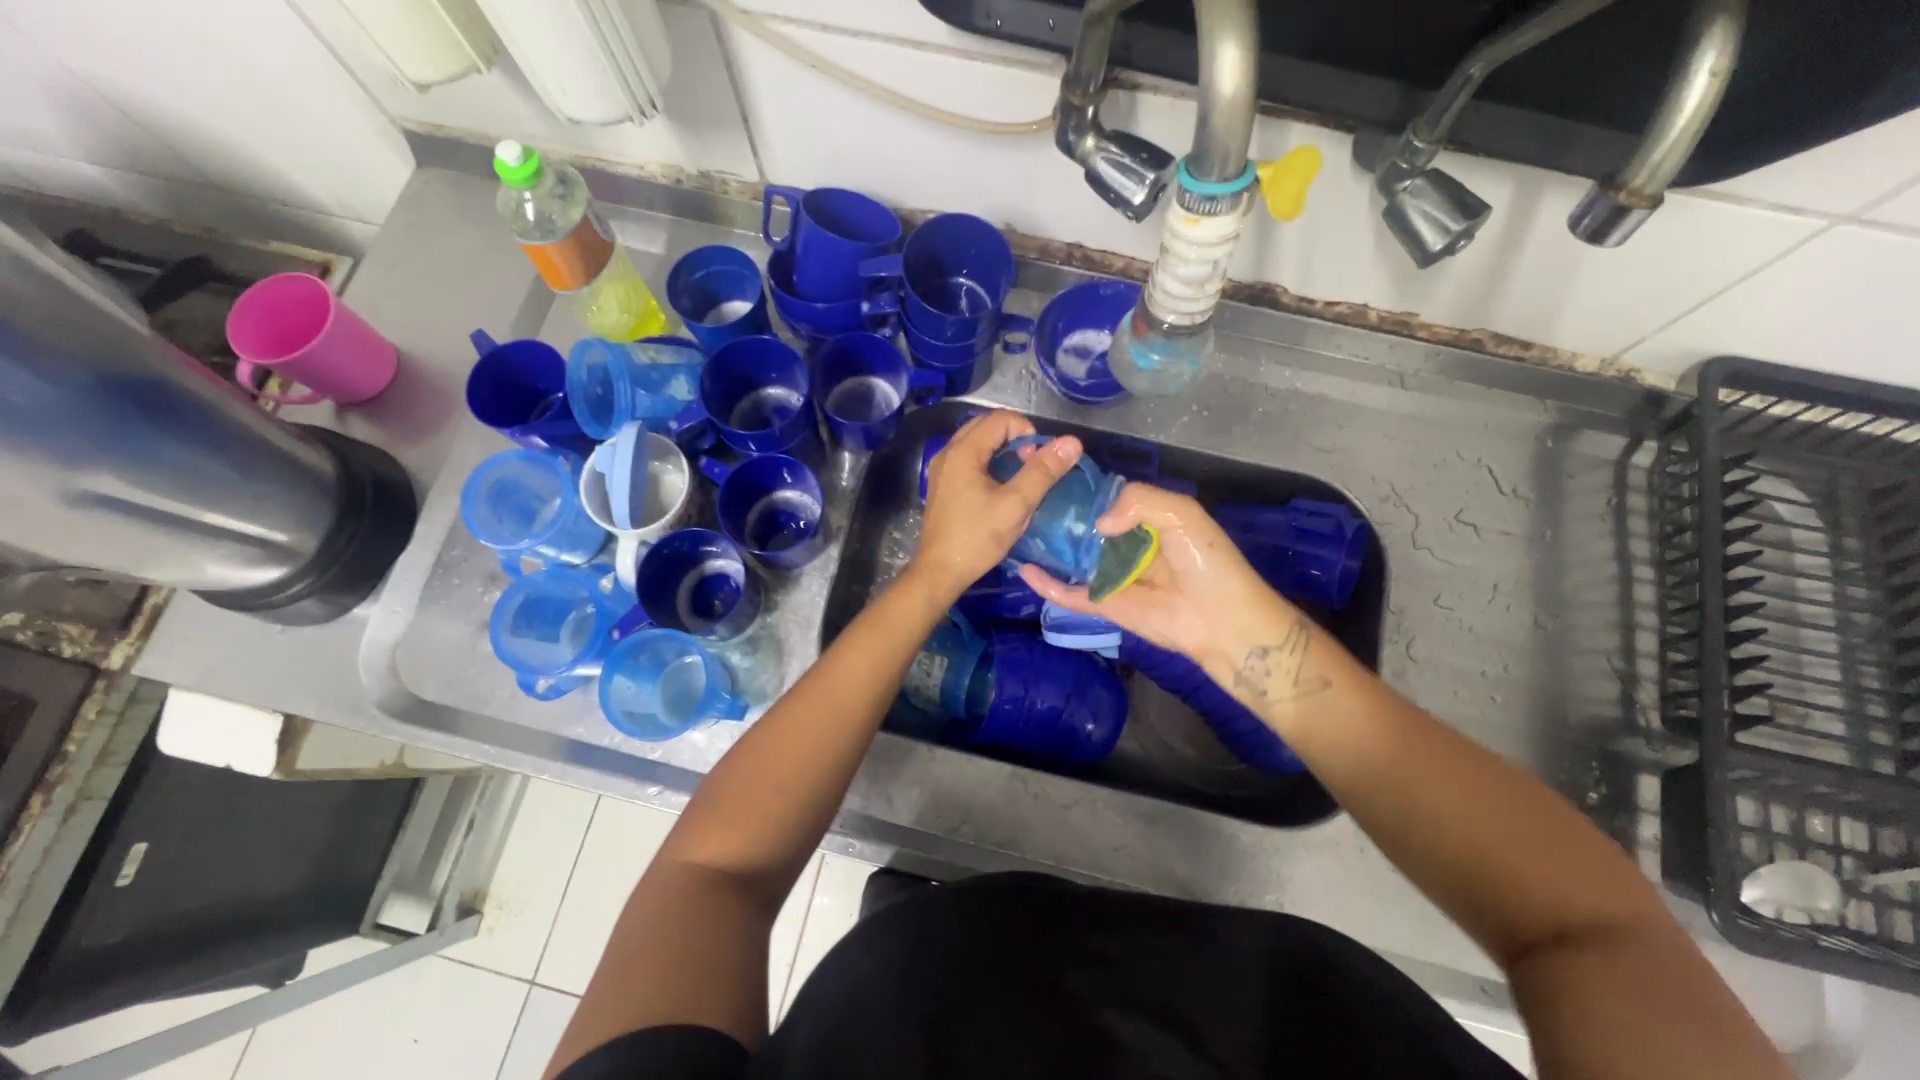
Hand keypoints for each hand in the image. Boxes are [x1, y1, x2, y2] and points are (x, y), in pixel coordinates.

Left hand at [911, 411, 1082, 599]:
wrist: (940, 572)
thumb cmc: (977, 538)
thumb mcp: (1016, 505)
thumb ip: (1043, 471)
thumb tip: (1072, 442)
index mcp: (963, 452)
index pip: (1000, 419)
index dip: (1027, 430)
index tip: (1041, 457)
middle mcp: (948, 453)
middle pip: (986, 426)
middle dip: (1015, 437)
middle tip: (1032, 464)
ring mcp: (942, 469)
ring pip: (977, 442)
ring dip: (1002, 450)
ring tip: (1020, 476)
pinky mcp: (943, 485)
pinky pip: (969, 459)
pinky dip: (989, 462)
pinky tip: (1002, 487)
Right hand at [1019, 483, 1293, 679]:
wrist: (1222, 618)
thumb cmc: (1206, 560)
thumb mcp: (1181, 513)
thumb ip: (1138, 501)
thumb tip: (1098, 523)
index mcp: (1147, 519)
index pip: (1107, 499)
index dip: (1081, 489)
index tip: (1049, 473)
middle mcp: (1126, 545)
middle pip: (1085, 528)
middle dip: (1058, 516)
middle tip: (1023, 500)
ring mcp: (1113, 575)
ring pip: (1074, 558)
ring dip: (1049, 547)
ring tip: (1015, 530)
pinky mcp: (1106, 605)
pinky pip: (1072, 592)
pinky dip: (1048, 584)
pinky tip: (1025, 569)